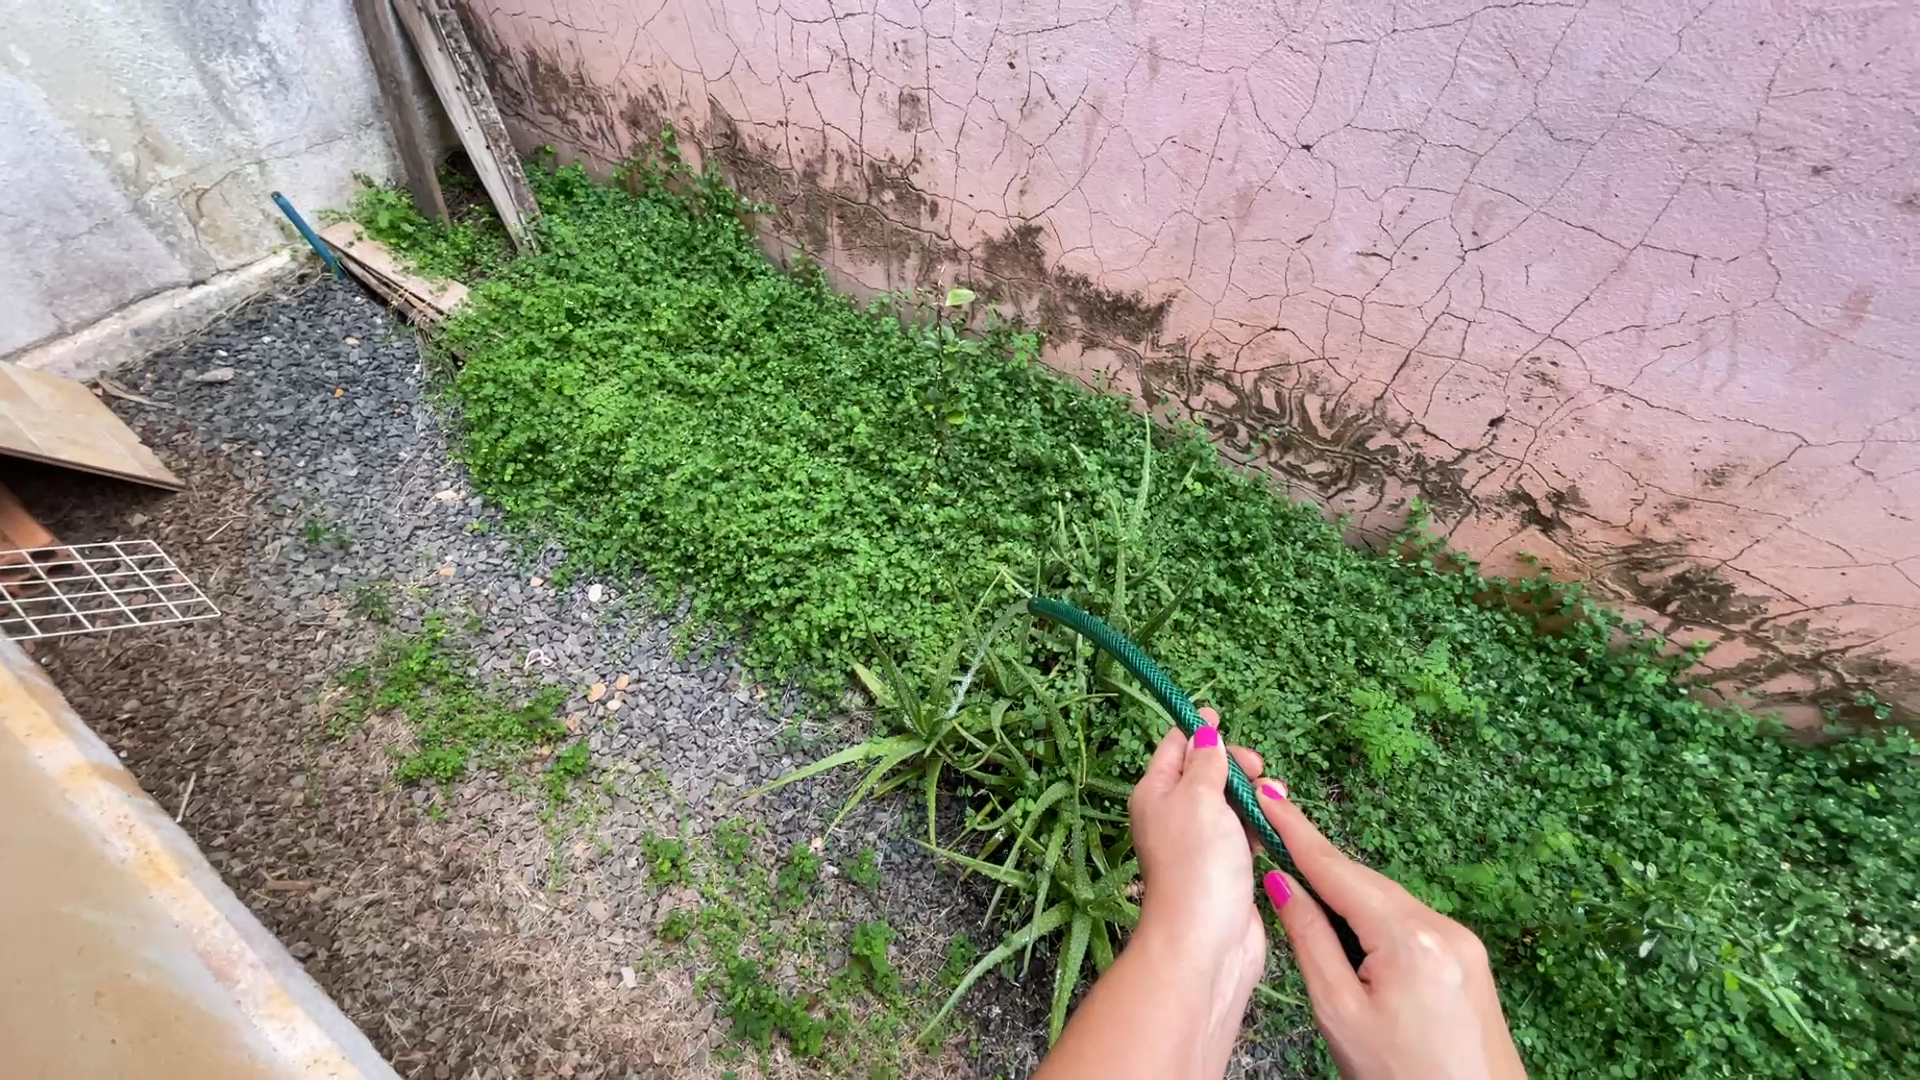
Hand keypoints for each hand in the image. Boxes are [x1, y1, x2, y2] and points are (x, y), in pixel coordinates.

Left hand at [1126, 710, 1269, 1070]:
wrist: (1205, 940)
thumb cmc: (1197, 861)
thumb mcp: (1198, 797)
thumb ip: (1205, 762)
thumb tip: (1203, 730)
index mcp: (1155, 791)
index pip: (1174, 747)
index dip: (1197, 728)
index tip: (1218, 712)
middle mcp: (1172, 813)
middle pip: (1204, 772)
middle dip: (1231, 762)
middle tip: (1256, 766)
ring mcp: (1199, 841)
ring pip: (1227, 802)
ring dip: (1251, 793)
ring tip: (1274, 794)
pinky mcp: (1225, 866)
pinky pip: (1243, 831)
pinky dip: (1259, 822)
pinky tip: (1276, 824)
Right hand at [1254, 786, 1526, 1079]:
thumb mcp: (1338, 1011)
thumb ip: (1308, 936)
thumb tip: (1280, 878)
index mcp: (1408, 938)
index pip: (1334, 868)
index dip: (1294, 829)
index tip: (1266, 792)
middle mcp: (1442, 926)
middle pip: (1360, 880)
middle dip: (1315, 861)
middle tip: (1269, 833)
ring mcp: (1461, 941)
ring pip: (1382, 899)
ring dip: (1341, 892)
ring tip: (1300, 890)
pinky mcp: (1468, 959)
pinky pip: (1404, 919)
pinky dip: (1369, 916)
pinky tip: (1348, 930)